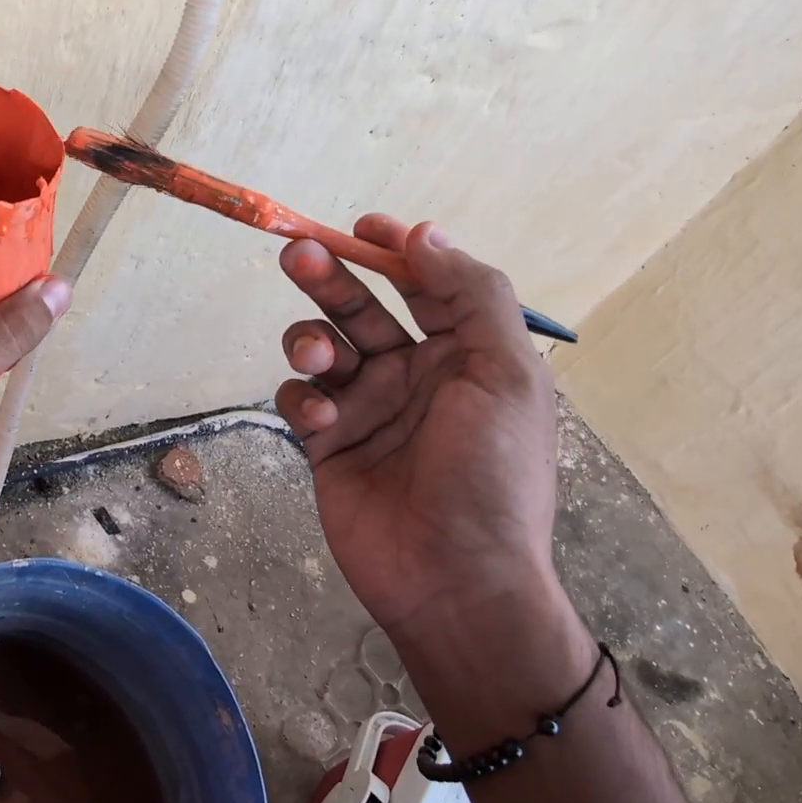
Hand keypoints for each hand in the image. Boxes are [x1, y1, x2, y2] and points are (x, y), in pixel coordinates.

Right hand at [274, 216, 563, 650]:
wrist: (453, 577)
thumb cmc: (491, 473)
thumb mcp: (505, 376)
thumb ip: (471, 297)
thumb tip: (427, 233)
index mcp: (464, 356)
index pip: (425, 286)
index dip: (395, 251)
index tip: (361, 226)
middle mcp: (410, 374)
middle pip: (359, 308)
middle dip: (329, 278)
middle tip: (296, 253)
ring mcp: (363, 407)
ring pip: (319, 348)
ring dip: (311, 340)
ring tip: (319, 358)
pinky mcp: (324, 441)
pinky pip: (299, 399)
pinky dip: (303, 400)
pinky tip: (322, 421)